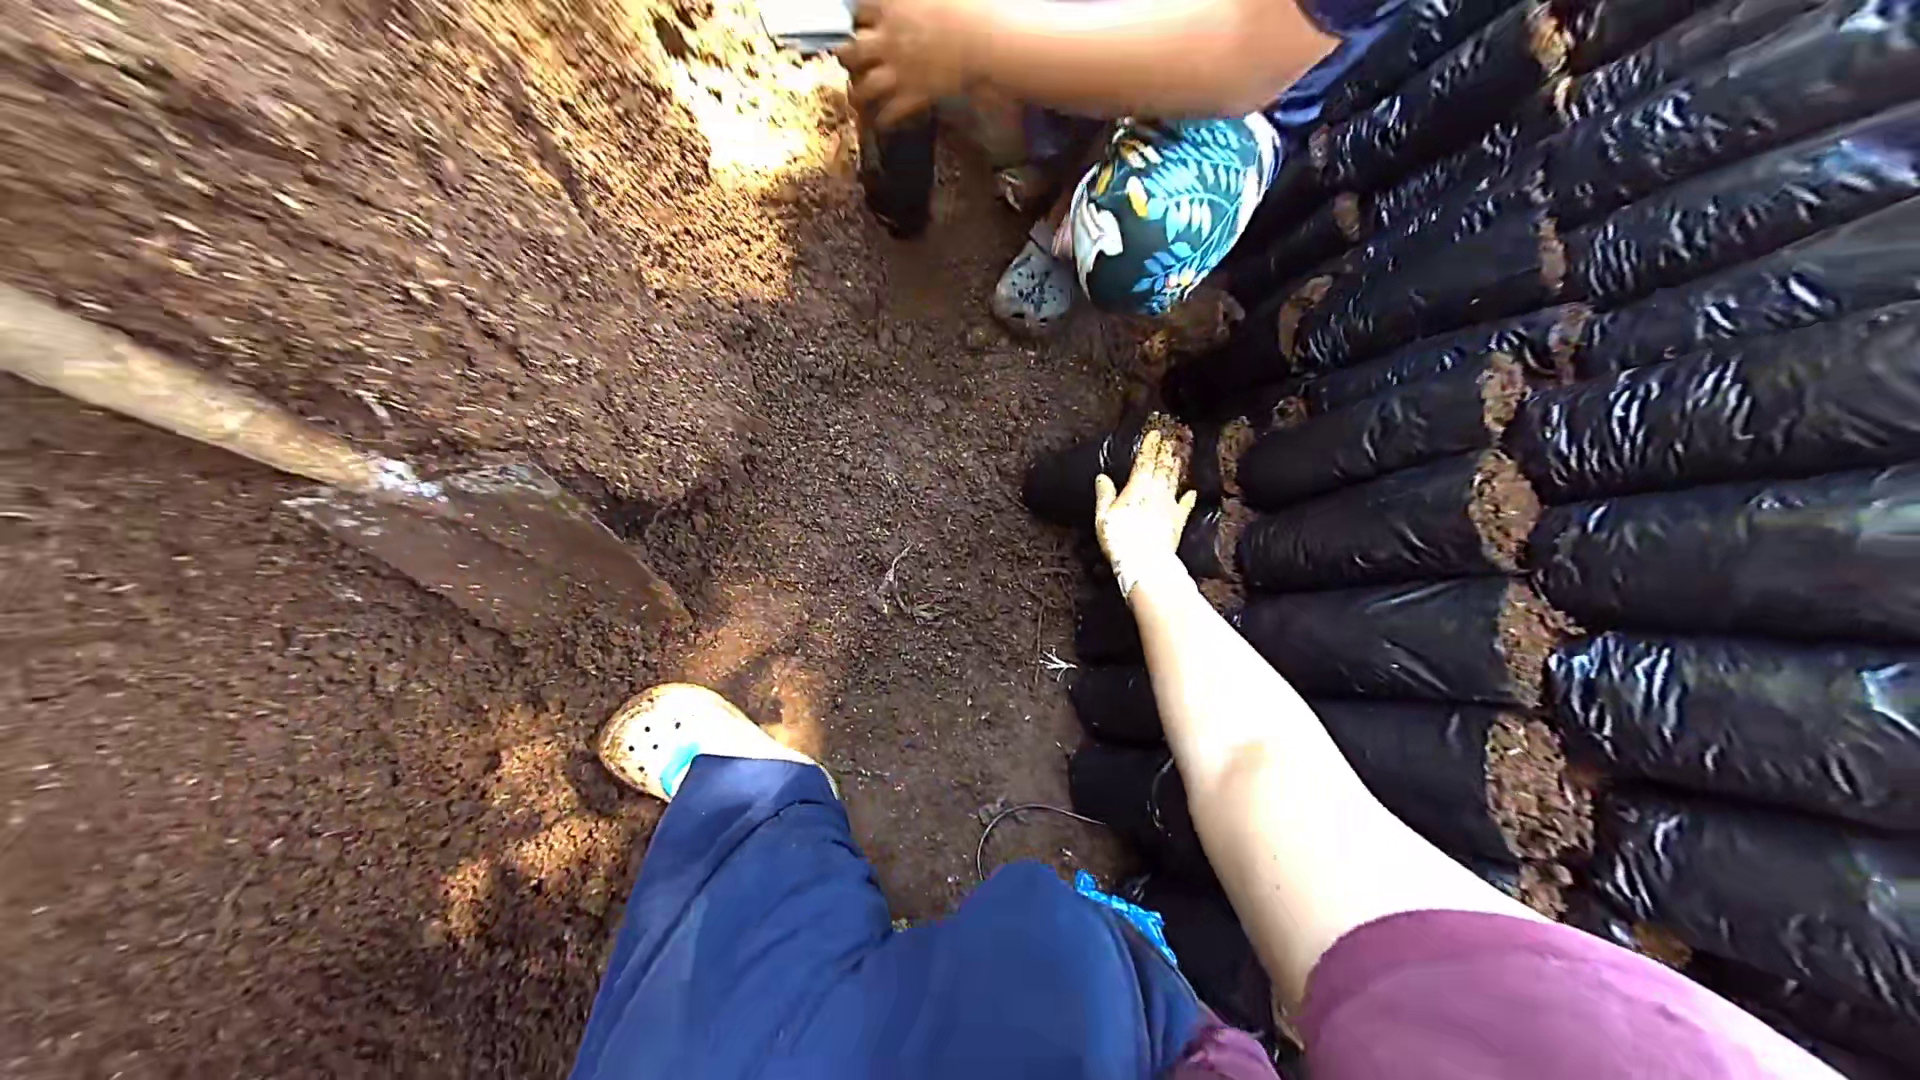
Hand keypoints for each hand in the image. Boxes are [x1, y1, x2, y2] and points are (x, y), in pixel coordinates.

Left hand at [836, 0, 980, 127]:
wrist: (985, 40)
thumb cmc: (967, 8)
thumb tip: (901, 2)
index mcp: (891, 6)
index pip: (858, 9)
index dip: (856, 16)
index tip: (858, 21)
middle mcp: (888, 39)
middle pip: (851, 51)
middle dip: (846, 56)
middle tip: (847, 59)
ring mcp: (899, 71)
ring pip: (864, 87)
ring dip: (858, 92)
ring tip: (856, 96)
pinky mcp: (913, 95)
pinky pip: (889, 114)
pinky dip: (883, 120)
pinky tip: (880, 122)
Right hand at [1094, 416, 1197, 597]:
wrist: (1144, 562)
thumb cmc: (1119, 539)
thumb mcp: (1103, 516)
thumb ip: (1105, 495)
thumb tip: (1102, 478)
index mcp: (1137, 488)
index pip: (1144, 462)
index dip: (1149, 446)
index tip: (1154, 433)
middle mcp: (1156, 492)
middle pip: (1162, 467)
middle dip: (1165, 451)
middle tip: (1170, 438)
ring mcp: (1169, 506)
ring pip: (1174, 481)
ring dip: (1177, 467)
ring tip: (1179, 455)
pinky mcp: (1178, 521)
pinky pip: (1185, 506)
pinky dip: (1188, 497)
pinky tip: (1191, 491)